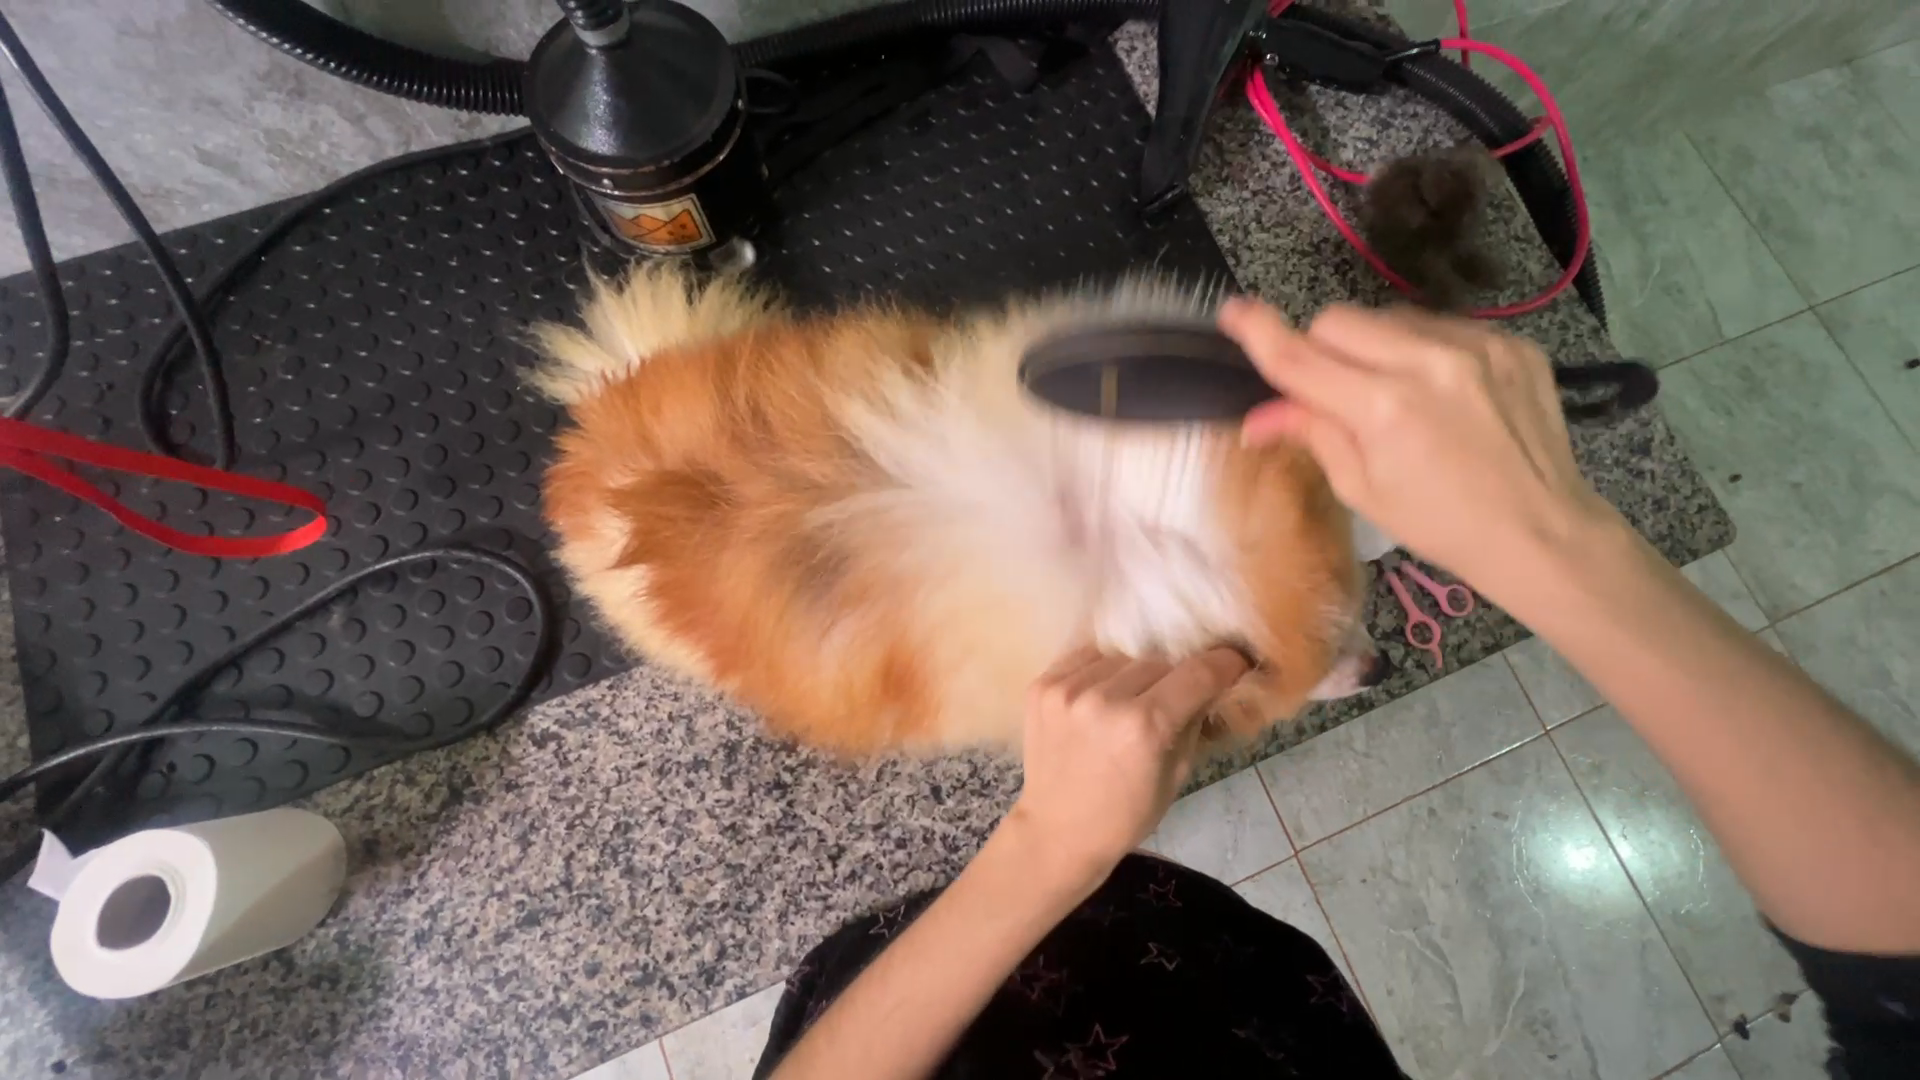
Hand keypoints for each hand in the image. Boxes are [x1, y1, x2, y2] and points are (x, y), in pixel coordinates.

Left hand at [1007, 646, 1249, 884]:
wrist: (1057, 831)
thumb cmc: (1125, 815)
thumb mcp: (1177, 773)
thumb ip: (1193, 720)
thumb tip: (1212, 682)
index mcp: (1144, 726)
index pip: (1197, 673)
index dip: (1223, 664)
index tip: (1233, 662)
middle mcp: (1104, 699)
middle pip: (1157, 662)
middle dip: (1173, 678)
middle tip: (1171, 697)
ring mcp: (1066, 689)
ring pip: (1121, 657)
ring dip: (1133, 673)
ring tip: (1128, 700)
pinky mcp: (1041, 685)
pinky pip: (1084, 658)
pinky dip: (1098, 671)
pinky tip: (1098, 695)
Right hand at [1220, 298, 1616, 597]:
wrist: (1540, 529)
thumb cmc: (1436, 523)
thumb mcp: (1359, 486)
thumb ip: (1310, 432)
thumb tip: (1256, 417)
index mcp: (1382, 408)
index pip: (1300, 358)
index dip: (1260, 332)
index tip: (1233, 311)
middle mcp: (1428, 362)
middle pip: (1338, 320)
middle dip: (1321, 349)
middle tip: (1334, 391)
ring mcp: (1476, 344)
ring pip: (1386, 316)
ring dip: (1369, 346)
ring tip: (1392, 392)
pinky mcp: (1508, 340)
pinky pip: (1436, 324)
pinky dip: (1417, 349)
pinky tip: (1436, 389)